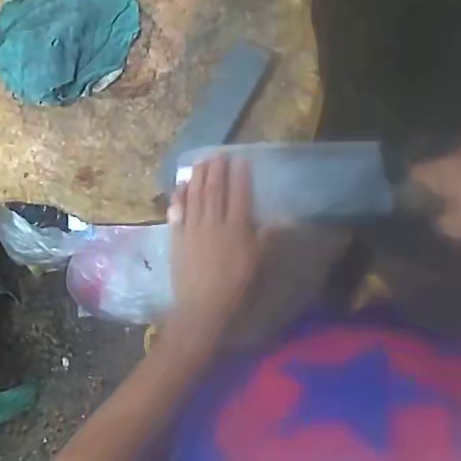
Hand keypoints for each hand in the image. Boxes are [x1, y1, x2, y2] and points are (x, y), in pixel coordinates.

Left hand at [165, 156, 259, 354]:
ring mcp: (192, 228)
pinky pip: (178, 211)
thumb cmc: (235, 287)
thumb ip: (266, 238)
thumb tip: (283, 219)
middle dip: (216, 170)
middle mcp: (214, 222)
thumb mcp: (256, 262)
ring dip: (197, 177)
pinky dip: (179, 196)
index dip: (240, 176)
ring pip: (195, 196)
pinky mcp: (177, 237)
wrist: (202, 306)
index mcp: (236, 228)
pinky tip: (181, 185)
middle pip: (214, 190)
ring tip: (199, 162)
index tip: (240, 159)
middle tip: (217, 154)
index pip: (239, 195)